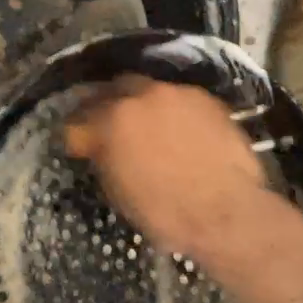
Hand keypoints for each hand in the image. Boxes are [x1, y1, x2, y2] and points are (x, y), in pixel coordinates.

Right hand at [64, 77, 265, 256]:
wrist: (226, 211)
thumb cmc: (166, 213)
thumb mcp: (120, 193)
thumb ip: (105, 159)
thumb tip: (101, 148)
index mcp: (112, 121)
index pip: (79, 119)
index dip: (77, 133)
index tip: (79, 144)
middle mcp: (141, 96)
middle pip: (114, 89)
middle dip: (108, 104)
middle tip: (110, 124)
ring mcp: (176, 93)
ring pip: (150, 91)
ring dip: (144, 106)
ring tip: (150, 127)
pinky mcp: (205, 98)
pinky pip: (179, 99)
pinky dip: (173, 112)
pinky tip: (180, 131)